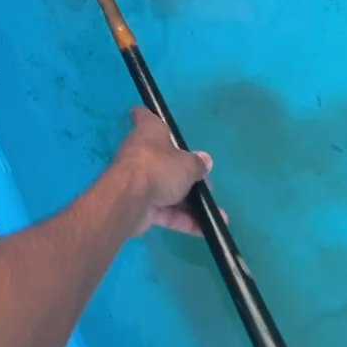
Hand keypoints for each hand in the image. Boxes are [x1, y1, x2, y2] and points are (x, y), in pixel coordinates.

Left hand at [104, 107, 212, 236]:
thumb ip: (197, 164)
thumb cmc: (159, 167)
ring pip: (166, 189)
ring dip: (189, 202)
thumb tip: (205, 161)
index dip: (151, 116)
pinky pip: (165, 211)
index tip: (160, 120)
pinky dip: (183, 220)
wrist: (130, 199)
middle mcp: (141, 152)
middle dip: (184, 173)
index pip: (145, 116)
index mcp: (148, 132)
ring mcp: (139, 180)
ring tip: (216, 213)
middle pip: (163, 159)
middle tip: (205, 183)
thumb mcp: (187, 164)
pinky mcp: (140, 205)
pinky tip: (205, 230)